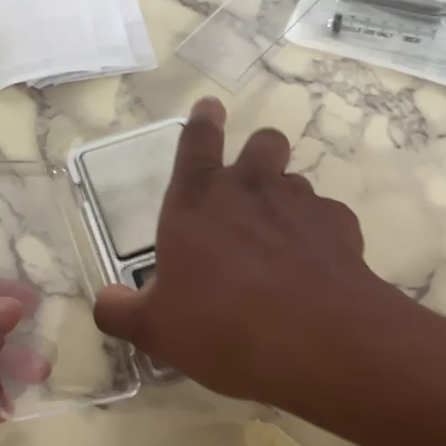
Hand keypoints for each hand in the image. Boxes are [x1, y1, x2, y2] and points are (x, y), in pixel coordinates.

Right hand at [93, 98, 402, 405]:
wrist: (313, 338)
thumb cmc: (220, 324)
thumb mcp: (156, 329)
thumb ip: (122, 312)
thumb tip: (105, 302)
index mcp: (197, 200)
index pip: (197, 141)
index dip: (202, 122)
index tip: (210, 108)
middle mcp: (251, 187)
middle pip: (263, 143)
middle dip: (259, 153)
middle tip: (252, 187)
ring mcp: (301, 201)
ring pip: (296, 181)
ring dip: (286, 202)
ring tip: (281, 245)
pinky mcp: (340, 224)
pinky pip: (328, 217)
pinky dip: (319, 236)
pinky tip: (315, 270)